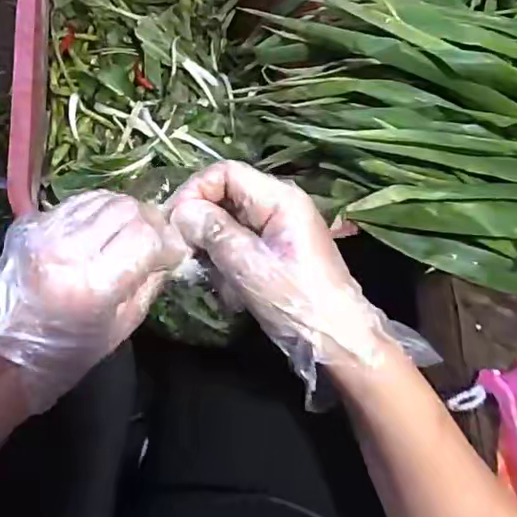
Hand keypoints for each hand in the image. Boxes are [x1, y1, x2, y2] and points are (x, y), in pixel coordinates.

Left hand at [0, 192, 188, 412]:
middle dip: (150, 220)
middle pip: (126, 209)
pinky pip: (78, 203)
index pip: (145, 237)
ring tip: (132, 230)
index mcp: (91, 286)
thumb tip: (170, 250)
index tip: (175, 250)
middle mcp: (67, 250)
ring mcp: (46, 233)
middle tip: (157, 237)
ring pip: (103, 198)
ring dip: (126, 211)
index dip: (167, 239)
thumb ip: (149, 282)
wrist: (0, 355)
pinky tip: (105, 227)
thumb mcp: (121, 328)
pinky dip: (100, 209)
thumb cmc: (65, 357)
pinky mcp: (32, 225)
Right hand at [167, 163, 418, 389]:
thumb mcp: (250, 267)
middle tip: (184, 252)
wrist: (342, 345)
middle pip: (225, 194)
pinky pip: (238, 243)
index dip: (195, 190)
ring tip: (214, 279)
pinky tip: (230, 291)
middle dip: (201, 223)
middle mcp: (280, 205)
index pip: (225, 172)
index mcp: (281, 199)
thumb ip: (214, 232)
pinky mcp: (275, 250)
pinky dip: (226, 263)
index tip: (174, 222)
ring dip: (212, 249)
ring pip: (227, 221)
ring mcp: (278, 228)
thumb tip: (181, 211)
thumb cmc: (298, 303)